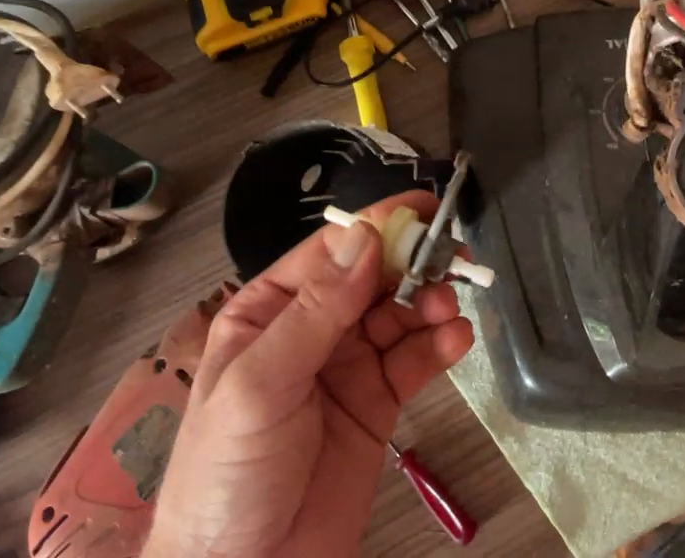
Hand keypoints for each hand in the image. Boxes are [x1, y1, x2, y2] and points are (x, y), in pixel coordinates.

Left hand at [145, 192, 475, 557]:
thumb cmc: (227, 473)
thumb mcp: (260, 385)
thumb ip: (316, 311)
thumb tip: (365, 236)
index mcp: (270, 311)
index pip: (332, 253)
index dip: (378, 228)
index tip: (424, 212)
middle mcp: (313, 329)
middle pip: (375, 278)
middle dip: (414, 266)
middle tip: (455, 262)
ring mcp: (348, 366)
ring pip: (401, 315)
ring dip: (431, 305)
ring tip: (451, 312)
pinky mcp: (378, 403)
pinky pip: (414, 361)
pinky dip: (440, 346)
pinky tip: (456, 342)